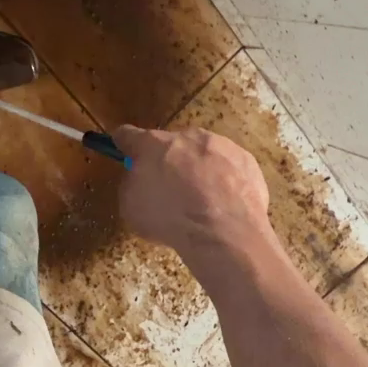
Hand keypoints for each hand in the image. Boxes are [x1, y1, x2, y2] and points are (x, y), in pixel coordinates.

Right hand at [113, 125, 272, 263]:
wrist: (222, 231)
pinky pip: (228, 168)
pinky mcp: (246, 160)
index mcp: (153, 144)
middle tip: (168, 190)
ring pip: (203, 154)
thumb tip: (139, 178)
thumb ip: (132, 185)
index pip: (128, 135)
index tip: (121, 149)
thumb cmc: (169, 219)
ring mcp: (221, 145)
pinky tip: (222, 206)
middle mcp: (188, 136)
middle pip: (172, 145)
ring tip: (201, 203)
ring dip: (198, 171)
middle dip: (168, 162)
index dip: (122, 143)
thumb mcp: (131, 208)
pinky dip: (223, 182)